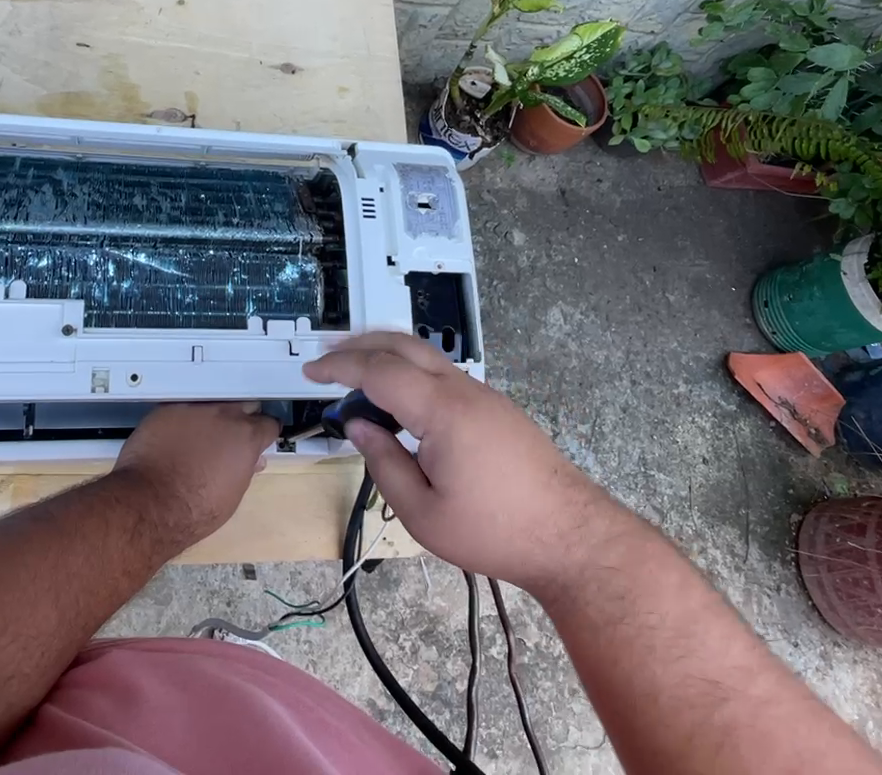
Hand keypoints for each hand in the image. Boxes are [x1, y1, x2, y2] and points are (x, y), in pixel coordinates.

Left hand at [112, 402, 278, 549]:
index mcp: (246, 436)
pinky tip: (175, 439)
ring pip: (211, 406)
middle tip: (228, 441)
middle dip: (240, 421)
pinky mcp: (166, 410)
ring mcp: (194, 410)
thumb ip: (245, 468)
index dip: (264, 435)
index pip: (268, 424)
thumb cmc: (195, 507)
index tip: (258, 441)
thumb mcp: (233, 493)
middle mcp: (224, 415)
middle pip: (242, 407)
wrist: (150, 504)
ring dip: (210, 420)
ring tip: (199, 440)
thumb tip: (249, 461)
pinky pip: (182, 410)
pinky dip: (182, 422)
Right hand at [303, 332, 617, 592]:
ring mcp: (483, 395)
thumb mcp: (423, 513)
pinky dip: (410, 372)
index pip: (379, 370)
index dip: (339, 367)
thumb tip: (358, 425)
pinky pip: (443, 374)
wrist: (571, 536)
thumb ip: (383, 463)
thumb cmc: (495, 532)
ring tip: (356, 377)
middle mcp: (463, 390)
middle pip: (403, 344)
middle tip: (327, 362)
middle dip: (359, 345)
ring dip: (386, 356)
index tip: (310, 373)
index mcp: (441, 411)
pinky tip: (399, 402)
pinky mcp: (495, 408)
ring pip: (426, 355)